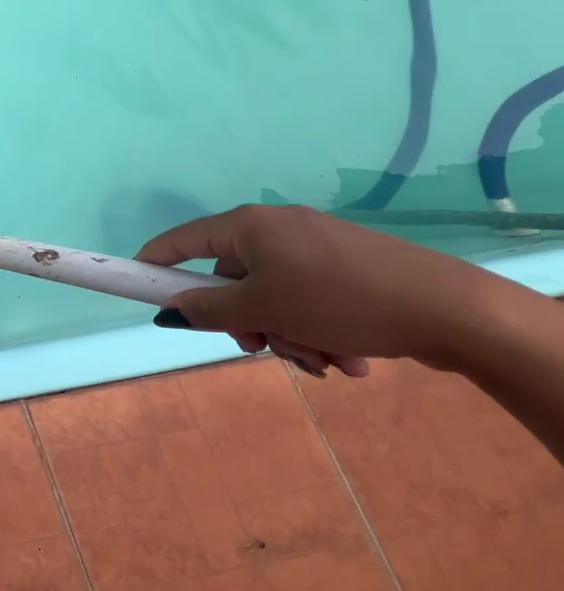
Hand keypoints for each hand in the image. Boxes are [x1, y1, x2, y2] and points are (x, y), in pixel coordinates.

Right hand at [136, 204, 496, 376]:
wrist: (454, 311)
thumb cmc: (339, 301)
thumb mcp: (263, 310)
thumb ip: (208, 309)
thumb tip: (171, 309)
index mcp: (248, 227)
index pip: (180, 240)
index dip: (154, 263)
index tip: (138, 288)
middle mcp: (278, 229)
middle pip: (233, 279)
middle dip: (246, 321)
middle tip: (260, 349)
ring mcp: (318, 247)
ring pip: (275, 297)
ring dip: (288, 335)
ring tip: (324, 364)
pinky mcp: (352, 268)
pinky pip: (312, 300)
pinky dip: (319, 331)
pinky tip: (349, 359)